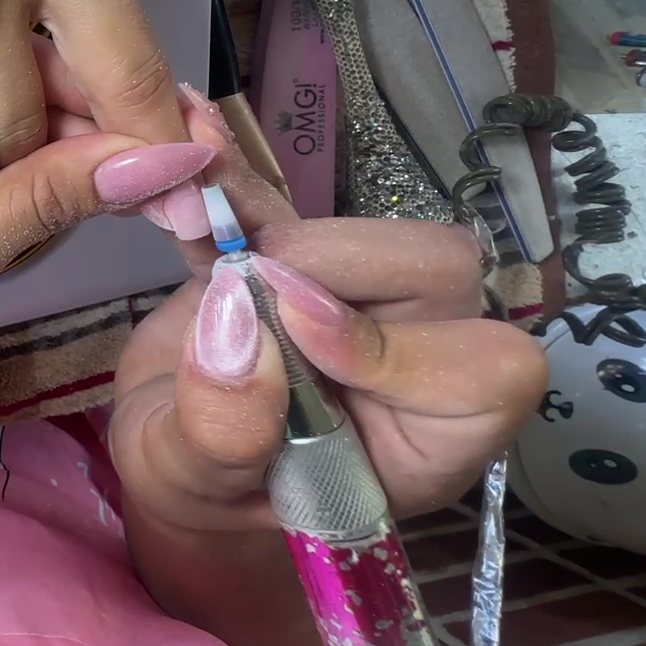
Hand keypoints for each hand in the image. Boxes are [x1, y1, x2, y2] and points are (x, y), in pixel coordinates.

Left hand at [0, 66, 215, 408]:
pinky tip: (53, 229)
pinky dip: (34, 195)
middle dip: (99, 148)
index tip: (190, 144)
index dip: (111, 104)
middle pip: (25, 92)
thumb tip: (165, 155)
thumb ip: (45, 200)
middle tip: (176, 196)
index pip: (17, 62)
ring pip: (21, 128)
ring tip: (105, 223)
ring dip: (70, 178)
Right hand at [108, 93, 548, 534]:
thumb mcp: (189, 474)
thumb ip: (222, 426)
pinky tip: (190, 162)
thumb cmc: (189, 483)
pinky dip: (234, 184)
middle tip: (236, 278)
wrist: (164, 445)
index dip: (390, 338)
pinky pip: (283, 207)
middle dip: (328, 260)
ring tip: (193, 220)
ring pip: (366, 227)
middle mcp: (410, 361)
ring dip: (271, 216)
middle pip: (437, 271)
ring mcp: (353, 304)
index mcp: (422, 435)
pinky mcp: (293, 265)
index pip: (481, 366)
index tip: (286, 327)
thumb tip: (240, 327)